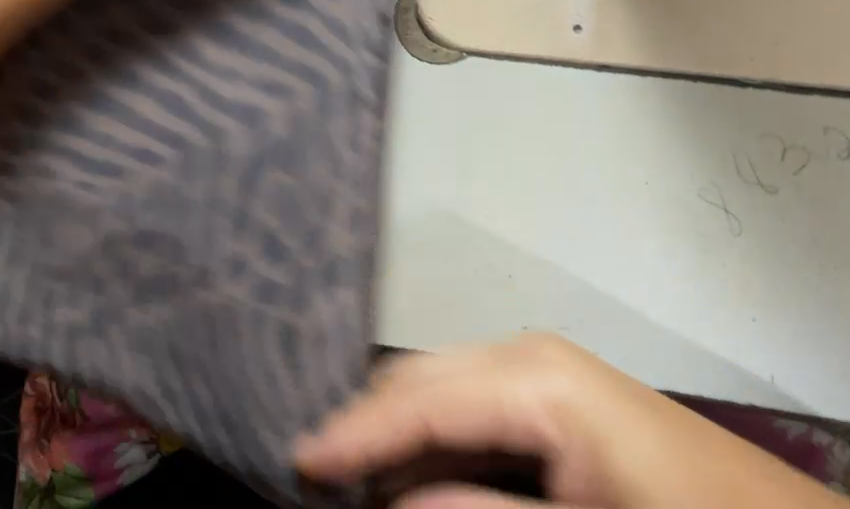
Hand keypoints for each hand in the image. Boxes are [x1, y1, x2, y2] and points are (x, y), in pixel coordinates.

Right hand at [294, 335, 849, 508]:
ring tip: (352, 476)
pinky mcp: (553, 397)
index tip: (295, 464)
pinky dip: (435, 440)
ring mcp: (540, 370)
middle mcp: (526, 355)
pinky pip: (470, 410)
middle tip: (315, 477)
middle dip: (366, 428)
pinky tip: (414, 471)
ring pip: (437, 393)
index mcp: (534, 378)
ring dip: (397, 436)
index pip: (416, 400)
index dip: (352, 433)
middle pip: (415, 382)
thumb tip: (388, 497)